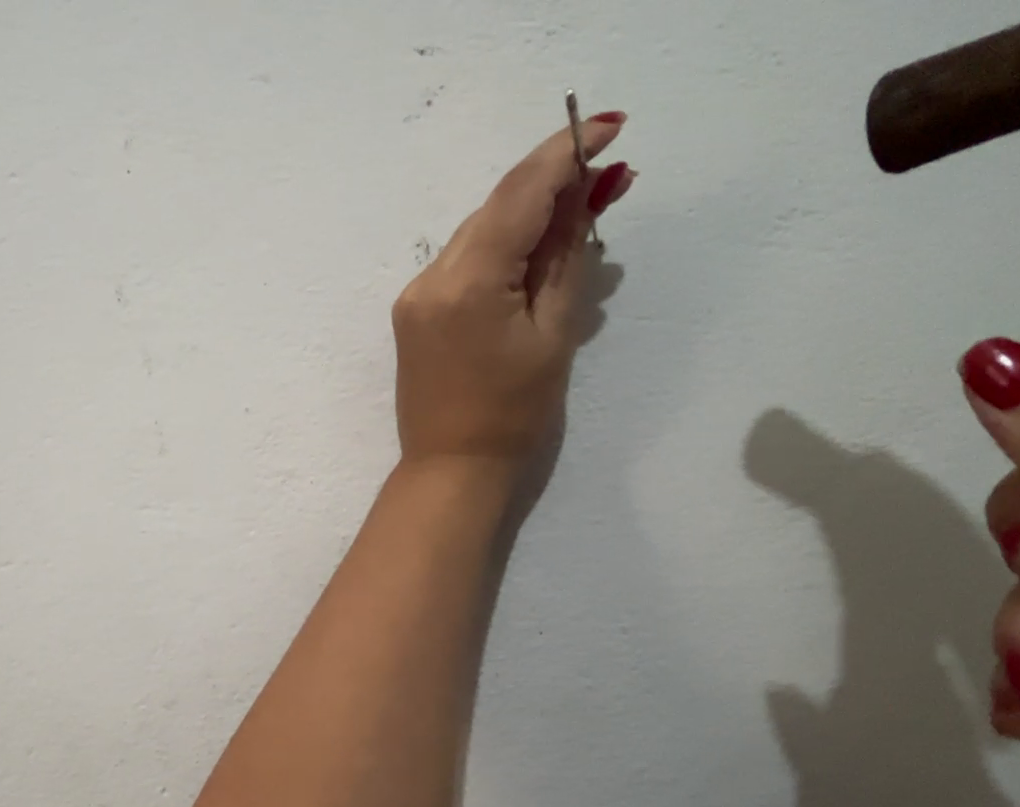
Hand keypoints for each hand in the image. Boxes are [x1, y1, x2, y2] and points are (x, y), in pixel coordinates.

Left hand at [390, 113, 634, 465]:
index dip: (563, 153)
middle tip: (608, 178)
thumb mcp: (553, 332)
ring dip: (525, 218)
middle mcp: (429, 278)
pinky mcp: (412, 312)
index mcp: (466, 282)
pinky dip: (498, 249)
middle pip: (494, 210)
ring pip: (476, 234)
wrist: (451, 468)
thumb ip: (564, 256)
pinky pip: (461, 262)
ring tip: (579, 217)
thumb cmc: (514, 413)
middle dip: (550, 186)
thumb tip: (583, 193)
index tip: (606, 125)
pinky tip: (532, 257)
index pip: (518, 195)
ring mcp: (414, 295)